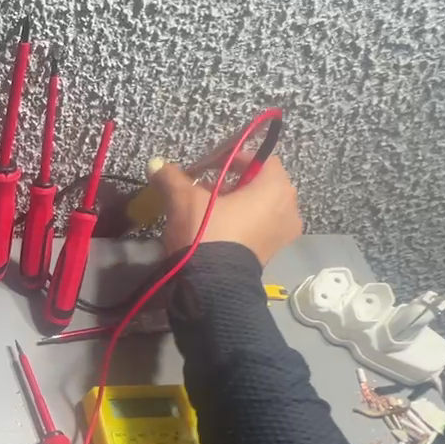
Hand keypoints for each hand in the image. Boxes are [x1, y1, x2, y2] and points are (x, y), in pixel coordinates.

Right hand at [148, 155, 302, 264]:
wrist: (211, 285)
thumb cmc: (207, 232)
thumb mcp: (184, 200)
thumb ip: (172, 178)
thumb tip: (156, 164)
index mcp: (275, 187)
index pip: (261, 159)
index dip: (233, 158)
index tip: (208, 166)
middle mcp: (289, 207)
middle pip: (261, 184)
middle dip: (232, 183)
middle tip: (204, 190)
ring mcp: (284, 232)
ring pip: (261, 207)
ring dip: (237, 204)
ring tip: (208, 212)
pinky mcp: (273, 252)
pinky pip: (260, 227)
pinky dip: (243, 224)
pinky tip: (218, 231)